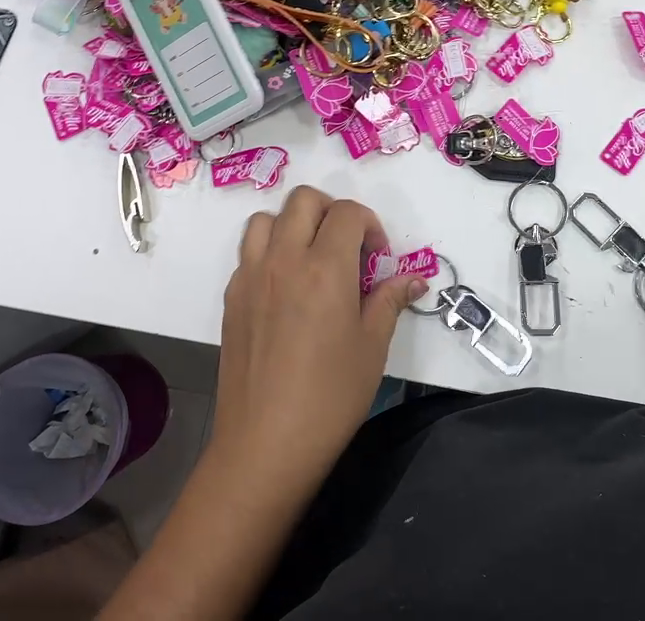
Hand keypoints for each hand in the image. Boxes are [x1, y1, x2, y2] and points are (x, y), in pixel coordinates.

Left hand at [212, 187, 426, 485]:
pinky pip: (248, 253)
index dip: (370, 225)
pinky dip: (270, 252)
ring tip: (312, 259)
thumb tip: (412, 279)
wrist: (266, 443)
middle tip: (348, 248)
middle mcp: (283, 260)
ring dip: (293, 225)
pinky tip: (286, 290)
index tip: (378, 257)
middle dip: (332, 212)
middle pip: (304, 200)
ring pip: (267, 219)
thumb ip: (389, 301)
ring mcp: (251, 277)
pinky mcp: (231, 299)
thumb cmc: (330, 396)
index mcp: (325, 267)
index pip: (347, 213)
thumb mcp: (372, 347)